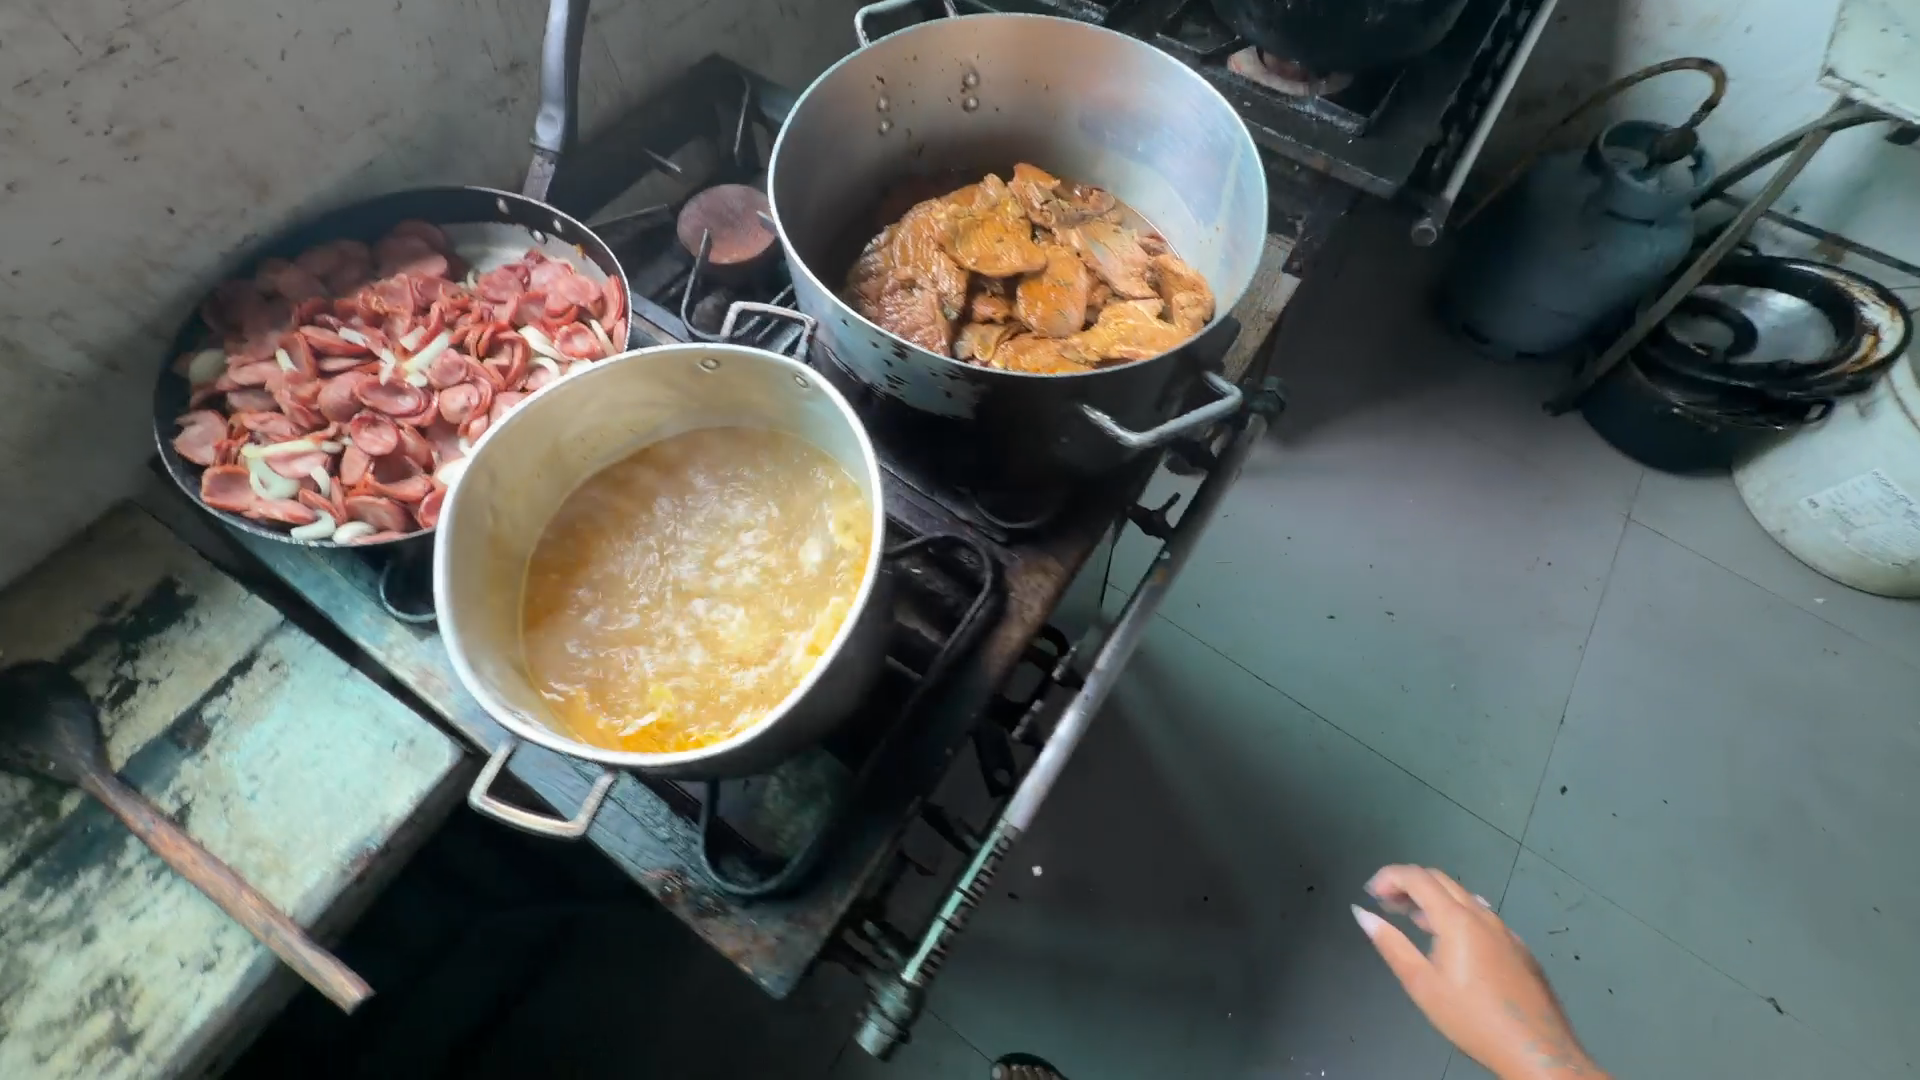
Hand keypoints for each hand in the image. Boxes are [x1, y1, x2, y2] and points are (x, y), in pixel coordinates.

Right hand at [1352, 865, 1606, 1079]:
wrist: (1542, 1057)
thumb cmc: (1473, 1019)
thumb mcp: (1421, 984)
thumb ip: (1390, 943)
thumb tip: (1361, 912)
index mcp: (1457, 919)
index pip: (1416, 877)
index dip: (1388, 877)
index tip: (1370, 895)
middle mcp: (1483, 916)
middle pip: (1440, 879)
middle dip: (1408, 884)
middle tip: (1386, 903)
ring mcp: (1506, 932)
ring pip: (1463, 897)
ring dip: (1433, 899)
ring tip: (1414, 920)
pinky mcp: (1521, 949)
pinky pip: (1483, 916)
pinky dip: (1457, 914)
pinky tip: (1453, 940)